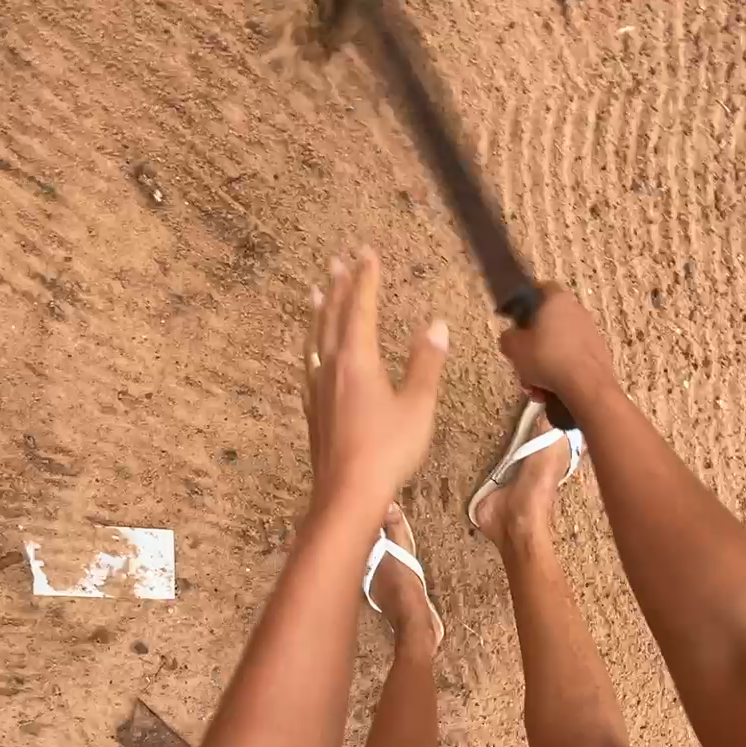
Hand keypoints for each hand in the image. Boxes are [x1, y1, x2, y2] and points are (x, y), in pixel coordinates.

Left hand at [300, 248, 449, 515]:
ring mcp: (318, 390)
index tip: (367, 253)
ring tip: (317, 292)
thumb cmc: (388, 451)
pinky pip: (309, 366)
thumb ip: (426, 363)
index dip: (365, 279)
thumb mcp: (418, 406)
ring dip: (319, 313)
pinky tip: (312, 355)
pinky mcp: (313, 411)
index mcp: (358, 361)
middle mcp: (332, 368)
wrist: (347, 494)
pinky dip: (311, 348)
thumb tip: (437, 325)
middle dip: (339, 287)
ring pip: (316, 341)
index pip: (360, 309)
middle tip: (340, 260)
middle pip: (333, 318)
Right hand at [497, 285, 617, 407]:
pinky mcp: (598, 352)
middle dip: (533, 344)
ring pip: (559, 344)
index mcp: (556, 299)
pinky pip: (572, 359)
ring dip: (545, 363)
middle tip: (523, 361)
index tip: (515, 320)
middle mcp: (576, 309)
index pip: (538, 289)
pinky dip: (560, 372)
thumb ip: (508, 337)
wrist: (585, 384)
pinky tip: (551, 390)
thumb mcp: (513, 348)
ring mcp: (590, 331)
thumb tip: (511, 337)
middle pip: (548, 322)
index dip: (524, 304)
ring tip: (535, 385)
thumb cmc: (547, 358)